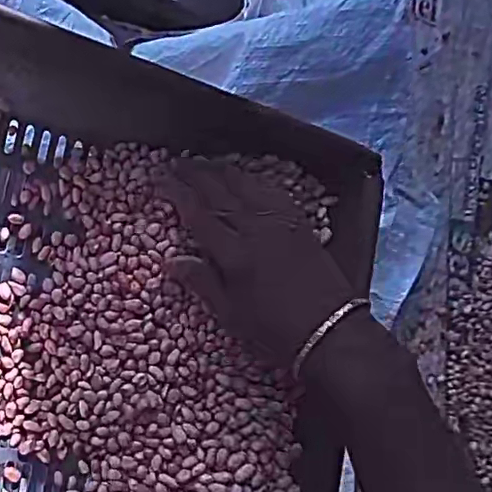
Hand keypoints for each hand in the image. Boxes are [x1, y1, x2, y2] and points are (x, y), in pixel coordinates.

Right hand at [162, 159, 361, 371]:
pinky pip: (273, 192)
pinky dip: (255, 180)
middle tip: (178, 162)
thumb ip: (202, 282)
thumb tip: (172, 260)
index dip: (178, 193)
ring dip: (224, 171)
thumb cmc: (273, 329)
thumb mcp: (230, 314)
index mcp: (234, 254)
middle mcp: (256, 230)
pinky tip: (248, 178)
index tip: (161, 178)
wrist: (330, 329)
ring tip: (206, 162)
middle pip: (221, 192)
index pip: (198, 214)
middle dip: (196, 174)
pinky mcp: (300, 223)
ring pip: (248, 186)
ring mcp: (281, 223)